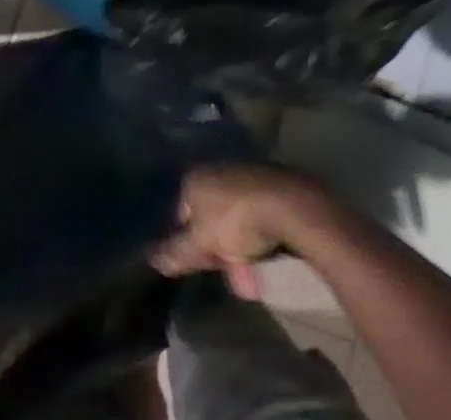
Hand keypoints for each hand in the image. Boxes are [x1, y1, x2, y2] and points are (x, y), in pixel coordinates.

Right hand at [148, 163, 332, 299]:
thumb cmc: (237, 221)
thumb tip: (153, 261)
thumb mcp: (201, 243)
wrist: (297, 208)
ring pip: (241, 219)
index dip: (188, 242)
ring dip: (246, 251)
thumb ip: (177, 252)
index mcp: (194, 177)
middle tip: (236, 280)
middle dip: (222, 251)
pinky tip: (274, 257)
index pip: (181, 212)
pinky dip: (265, 237)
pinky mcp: (282, 185)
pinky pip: (265, 216)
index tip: (201, 265)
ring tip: (257, 281)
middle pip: (213, 217)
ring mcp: (252, 175)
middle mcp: (219, 170)